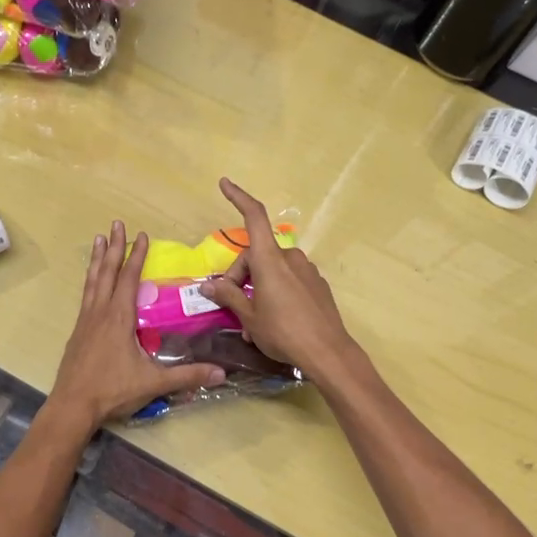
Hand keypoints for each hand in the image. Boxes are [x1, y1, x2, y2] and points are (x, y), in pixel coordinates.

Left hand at [48, 221, 225, 425]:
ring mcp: (85, 322)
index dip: (137, 257)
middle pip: (107, 273)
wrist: (73, 406)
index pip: (130, 279)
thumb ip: (187, 376)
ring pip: (92, 282)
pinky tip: (91, 282)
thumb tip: (221, 373)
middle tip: (116, 224)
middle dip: (114, 248)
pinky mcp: (78, 333)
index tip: (142, 235)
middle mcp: (100, 313)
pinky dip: (90, 281)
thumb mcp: (153, 383)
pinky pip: (86, 297)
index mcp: (119, 318)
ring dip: (98, 260)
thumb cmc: (112, 391)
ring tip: (99, 240)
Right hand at [198, 179, 357, 375]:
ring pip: (272, 270)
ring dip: (257, 289)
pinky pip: (289, 282)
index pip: (254, 217)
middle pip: (256, 254)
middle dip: (240, 276)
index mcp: (270, 260)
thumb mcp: (248, 317)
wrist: (328, 353)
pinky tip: (274, 321)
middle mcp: (290, 258)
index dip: (238, 197)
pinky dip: (275, 294)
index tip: (225, 184)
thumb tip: (208, 285)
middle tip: (231, 306)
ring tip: (251, 322)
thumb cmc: (283, 332)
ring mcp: (307, 271)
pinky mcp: (318, 286)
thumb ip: (228, 296)